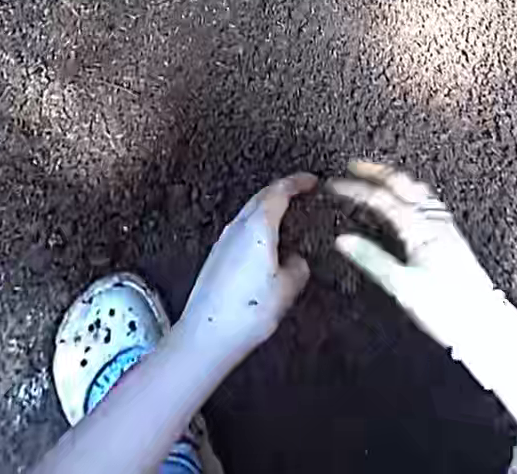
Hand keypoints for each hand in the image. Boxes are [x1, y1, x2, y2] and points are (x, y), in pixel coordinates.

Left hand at [177, 172, 317, 360]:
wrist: (204, 336)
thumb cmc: (247, 312)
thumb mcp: (286, 290)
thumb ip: (298, 267)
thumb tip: (296, 260)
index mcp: (259, 226)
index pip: (280, 191)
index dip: (297, 182)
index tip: (312, 181)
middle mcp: (239, 226)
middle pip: (263, 195)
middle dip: (283, 189)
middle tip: (302, 191)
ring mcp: (225, 239)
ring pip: (250, 210)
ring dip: (269, 206)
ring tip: (287, 215)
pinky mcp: (217, 255)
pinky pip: (242, 227)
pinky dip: (258, 223)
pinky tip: (266, 241)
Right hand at [326, 160, 516, 367]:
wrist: (485, 324)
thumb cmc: (447, 309)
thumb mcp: (402, 286)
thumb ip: (372, 259)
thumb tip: (344, 240)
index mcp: (419, 227)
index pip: (380, 198)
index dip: (355, 189)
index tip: (334, 185)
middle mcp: (433, 219)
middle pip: (401, 183)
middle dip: (376, 170)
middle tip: (354, 165)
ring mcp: (444, 224)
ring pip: (416, 188)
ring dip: (395, 177)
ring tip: (378, 175)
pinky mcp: (450, 234)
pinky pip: (428, 199)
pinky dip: (410, 190)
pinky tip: (408, 199)